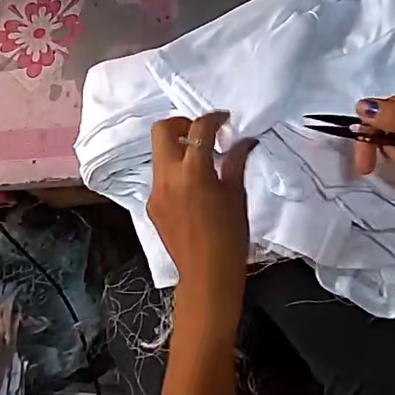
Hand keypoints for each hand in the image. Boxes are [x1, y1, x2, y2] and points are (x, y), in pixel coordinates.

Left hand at [147, 111, 256, 303]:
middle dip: (181, 124)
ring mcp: (155, 192)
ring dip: (177, 150)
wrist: (207, 275)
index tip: (223, 119)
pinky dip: (174, 173)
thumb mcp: (236, 195)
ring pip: (159, 155)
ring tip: (200, 162)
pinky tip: (192, 189)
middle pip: (161, 130)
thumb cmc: (229, 237)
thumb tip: (242, 141)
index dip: (212, 118)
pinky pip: (160, 179)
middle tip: (201, 134)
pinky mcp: (151, 206)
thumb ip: (236, 162)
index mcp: (193, 172)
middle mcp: (167, 177)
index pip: (198, 129)